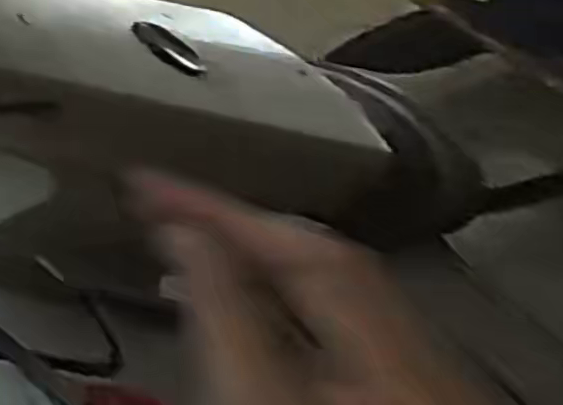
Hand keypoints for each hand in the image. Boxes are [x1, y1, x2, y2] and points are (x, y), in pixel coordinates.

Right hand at [127, 171, 487, 404]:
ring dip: (251, 250)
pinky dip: (273, 285)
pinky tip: (232, 290)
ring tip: (181, 234)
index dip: (215, 205)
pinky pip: (332, 316)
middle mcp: (425, 362)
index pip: (299, 247)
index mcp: (391, 357)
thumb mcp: (247, 390)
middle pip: (324, 260)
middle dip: (234, 222)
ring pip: (330, 286)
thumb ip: (215, 303)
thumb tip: (178, 225)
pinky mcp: (403, 397)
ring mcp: (422, 383)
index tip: (136, 179)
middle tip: (157, 201)